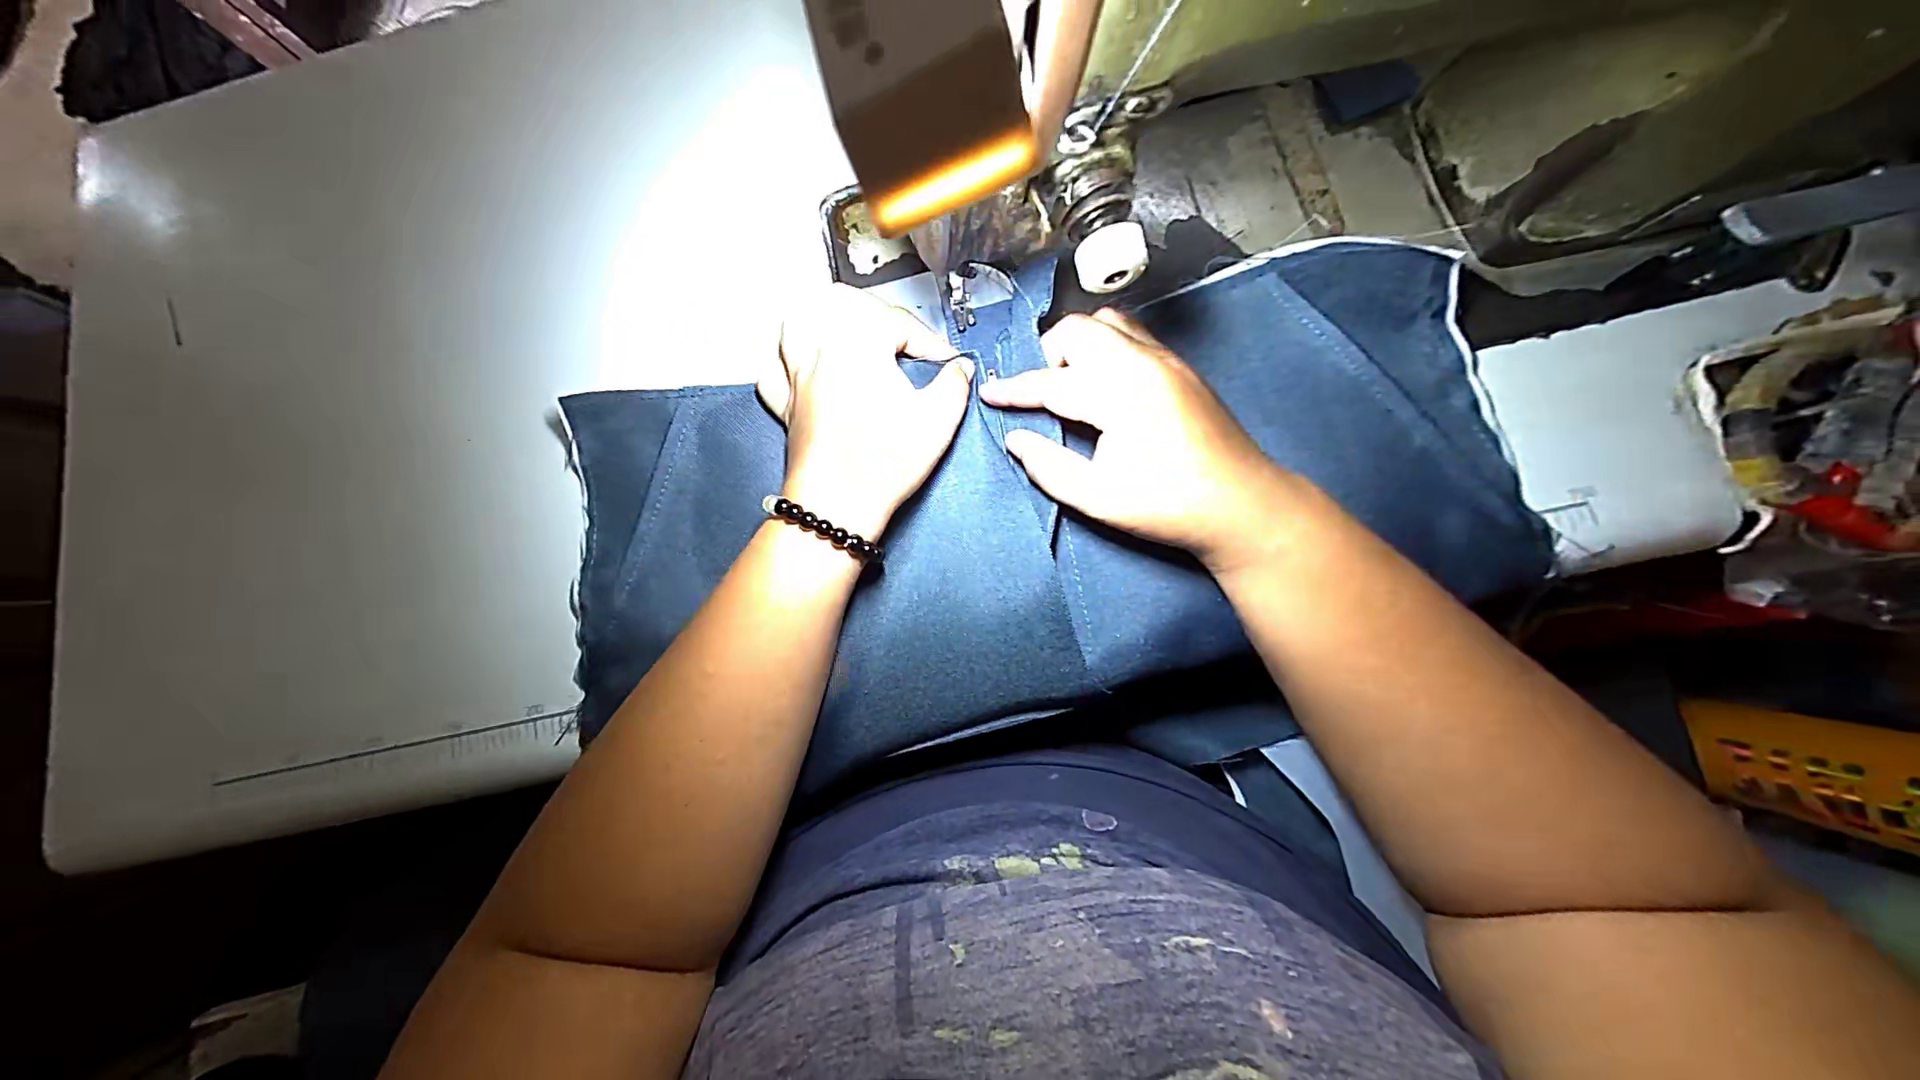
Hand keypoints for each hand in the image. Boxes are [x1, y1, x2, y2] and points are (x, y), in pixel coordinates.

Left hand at [760, 284, 974, 539]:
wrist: (837, 505)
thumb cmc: (880, 465)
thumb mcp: (938, 421)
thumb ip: (954, 385)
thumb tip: (959, 371)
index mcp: (859, 344)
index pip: (899, 320)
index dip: (930, 340)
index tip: (945, 361)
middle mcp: (821, 351)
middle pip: (840, 302)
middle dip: (876, 310)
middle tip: (901, 334)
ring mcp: (798, 377)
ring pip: (798, 322)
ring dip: (826, 318)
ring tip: (850, 332)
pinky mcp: (786, 405)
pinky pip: (777, 368)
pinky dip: (791, 360)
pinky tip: (809, 368)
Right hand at [978, 308, 1304, 573]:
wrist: (1242, 504)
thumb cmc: (1167, 505)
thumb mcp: (1097, 497)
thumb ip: (1048, 465)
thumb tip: (1017, 439)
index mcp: (1117, 393)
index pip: (1051, 381)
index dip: (1014, 389)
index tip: (989, 393)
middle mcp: (1141, 362)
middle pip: (1078, 330)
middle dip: (1049, 356)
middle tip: (1042, 394)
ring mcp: (1166, 359)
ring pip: (1108, 322)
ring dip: (1081, 344)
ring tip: (1075, 384)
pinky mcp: (1182, 367)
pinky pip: (1134, 334)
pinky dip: (1108, 346)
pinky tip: (1109, 384)